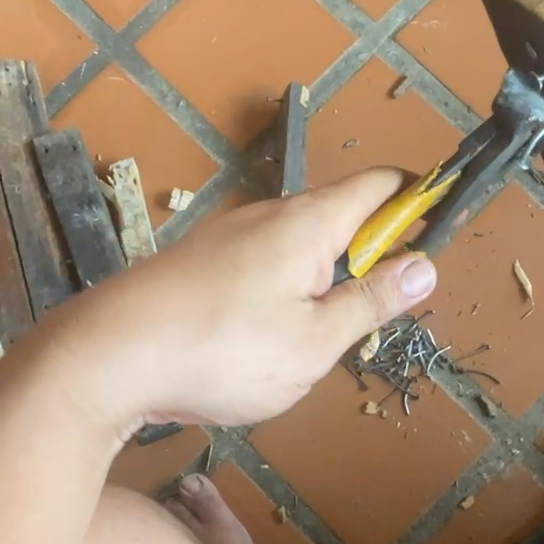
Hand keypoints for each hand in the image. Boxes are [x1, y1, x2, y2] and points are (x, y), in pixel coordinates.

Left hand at [55, 169, 437, 434]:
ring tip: (314, 341)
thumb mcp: (316, 341)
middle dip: (369, 257)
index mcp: (309, 222)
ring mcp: (229, 237)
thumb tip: (425, 265)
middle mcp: (269, 215)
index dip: (417, 200)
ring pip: (299, 248)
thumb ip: (372, 301)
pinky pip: (263, 266)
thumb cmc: (226, 351)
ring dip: (324, 283)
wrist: (108, 358)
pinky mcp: (201, 265)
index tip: (435, 234)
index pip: (381, 185)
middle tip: (370, 317)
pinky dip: (285, 293)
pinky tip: (265, 341)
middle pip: (341, 216)